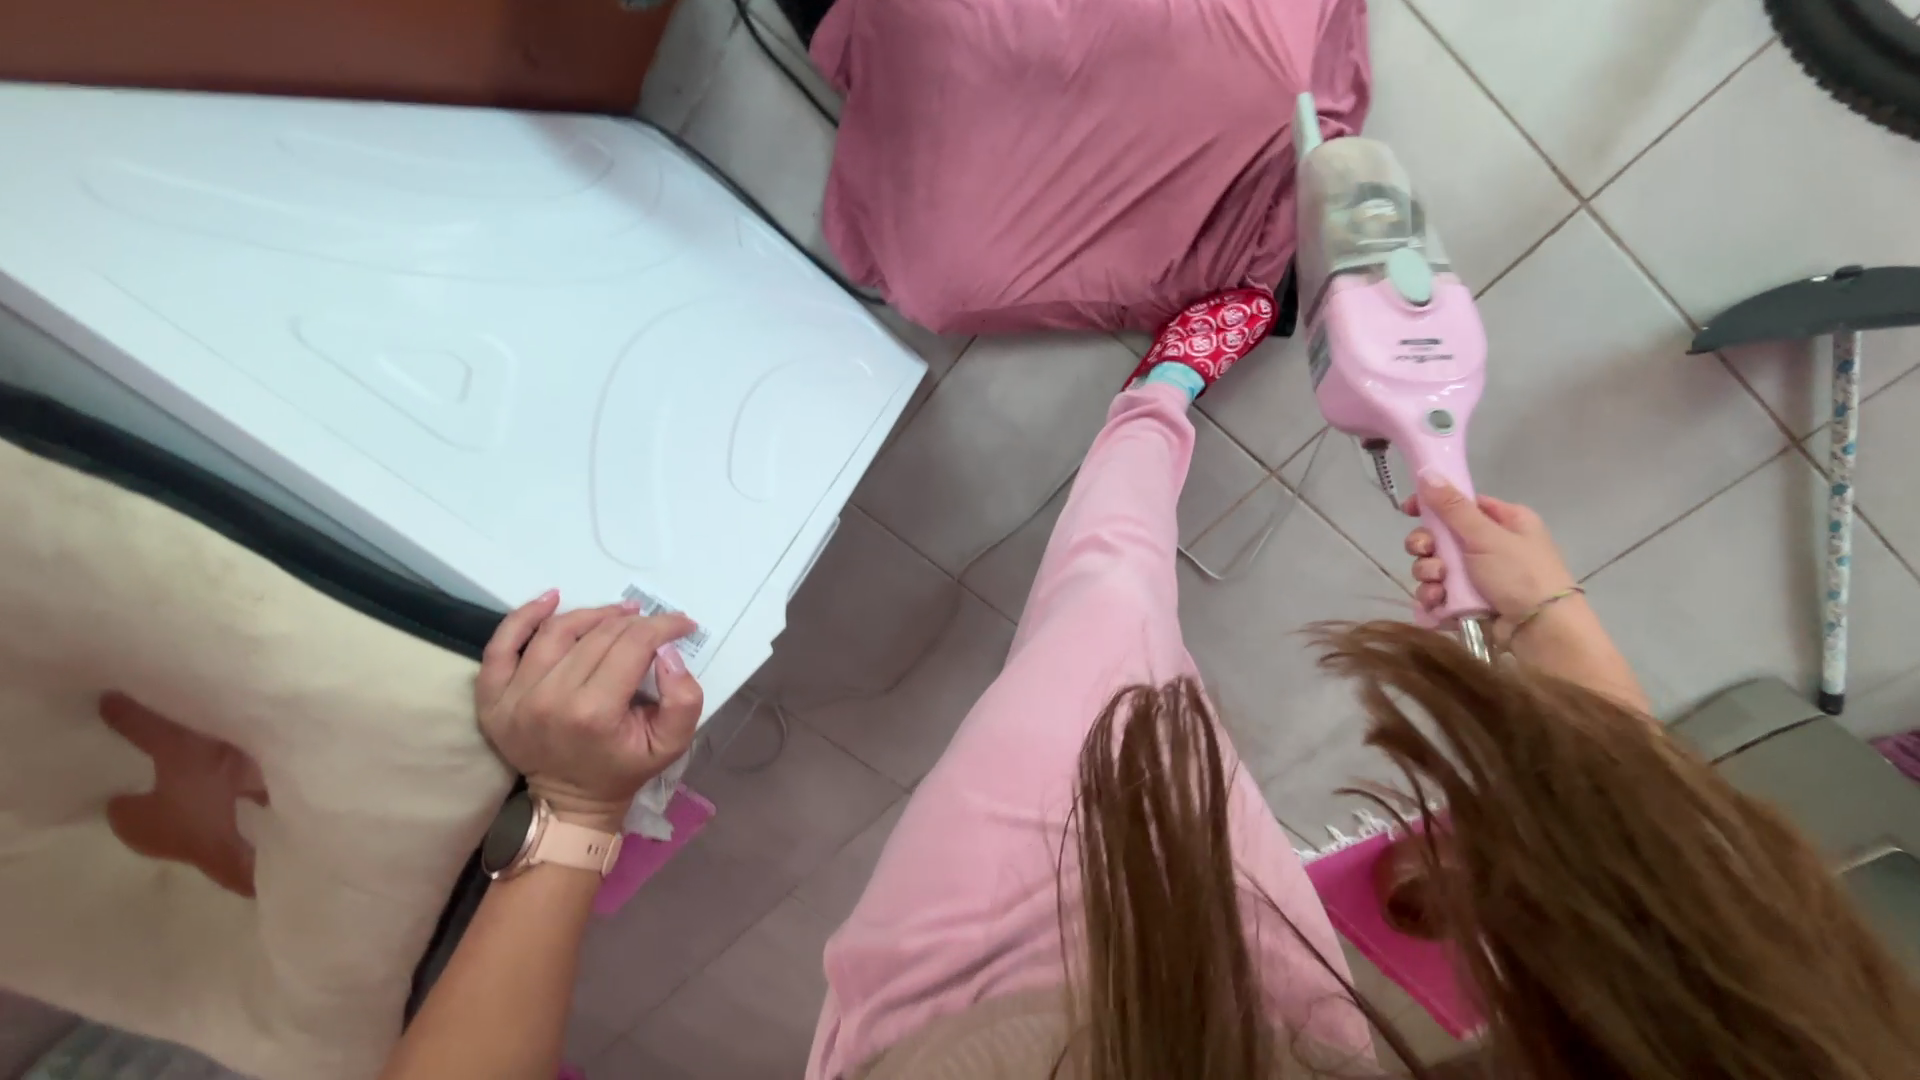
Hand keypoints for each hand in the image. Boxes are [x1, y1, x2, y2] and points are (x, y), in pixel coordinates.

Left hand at [476, 591, 704, 831]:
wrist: (571, 801)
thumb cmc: (625, 768)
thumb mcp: (672, 743)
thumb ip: (684, 698)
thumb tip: (668, 652)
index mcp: (594, 713)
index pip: (633, 645)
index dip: (664, 626)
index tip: (682, 624)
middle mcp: (549, 699)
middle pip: (599, 635)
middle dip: (635, 622)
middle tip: (654, 625)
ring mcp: (515, 698)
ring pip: (557, 631)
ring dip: (593, 614)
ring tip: (618, 614)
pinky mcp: (493, 698)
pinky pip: (501, 646)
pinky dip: (523, 617)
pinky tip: (551, 600)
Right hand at [1401, 474, 1576, 637]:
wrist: (1540, 631)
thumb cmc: (1521, 575)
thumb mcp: (1486, 536)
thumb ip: (1453, 508)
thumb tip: (1427, 473)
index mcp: (1503, 522)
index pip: (1459, 504)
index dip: (1432, 506)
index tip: (1408, 510)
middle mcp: (1489, 545)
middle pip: (1439, 536)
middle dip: (1426, 548)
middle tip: (1427, 554)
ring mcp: (1476, 575)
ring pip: (1433, 566)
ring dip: (1428, 575)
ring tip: (1440, 587)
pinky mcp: (1466, 600)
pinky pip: (1436, 591)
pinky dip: (1433, 597)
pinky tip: (1439, 603)